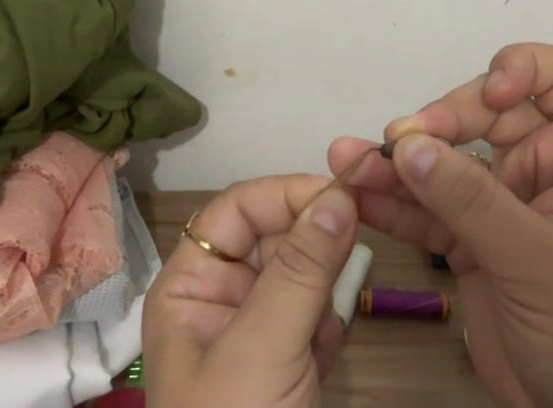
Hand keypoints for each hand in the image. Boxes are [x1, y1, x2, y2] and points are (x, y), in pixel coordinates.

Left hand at [142, 174, 358, 407]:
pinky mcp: (290, 359)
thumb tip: (340, 196)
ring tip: (330, 316)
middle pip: (274, 236)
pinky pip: (319, 312)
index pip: (237, 211)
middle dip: (314, 239)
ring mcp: (258, 330)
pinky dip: (333, 321)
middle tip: (360, 238)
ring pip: (304, 272)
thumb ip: (300, 270)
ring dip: (327, 286)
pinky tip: (331, 346)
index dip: (285, 193)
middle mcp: (222, 298)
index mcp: (191, 286)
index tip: (343, 194)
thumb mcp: (261, 348)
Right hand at [328, 43, 552, 407]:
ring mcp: (503, 205)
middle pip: (483, 114)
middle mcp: (542, 169)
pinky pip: (428, 209)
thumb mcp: (538, 259)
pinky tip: (355, 191)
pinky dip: (393, 203)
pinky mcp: (471, 243)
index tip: (490, 94)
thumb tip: (407, 144)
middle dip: (438, 122)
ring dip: (398, 161)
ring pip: (446, 161)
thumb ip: (470, 199)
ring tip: (347, 159)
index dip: (523, 70)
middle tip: (397, 142)